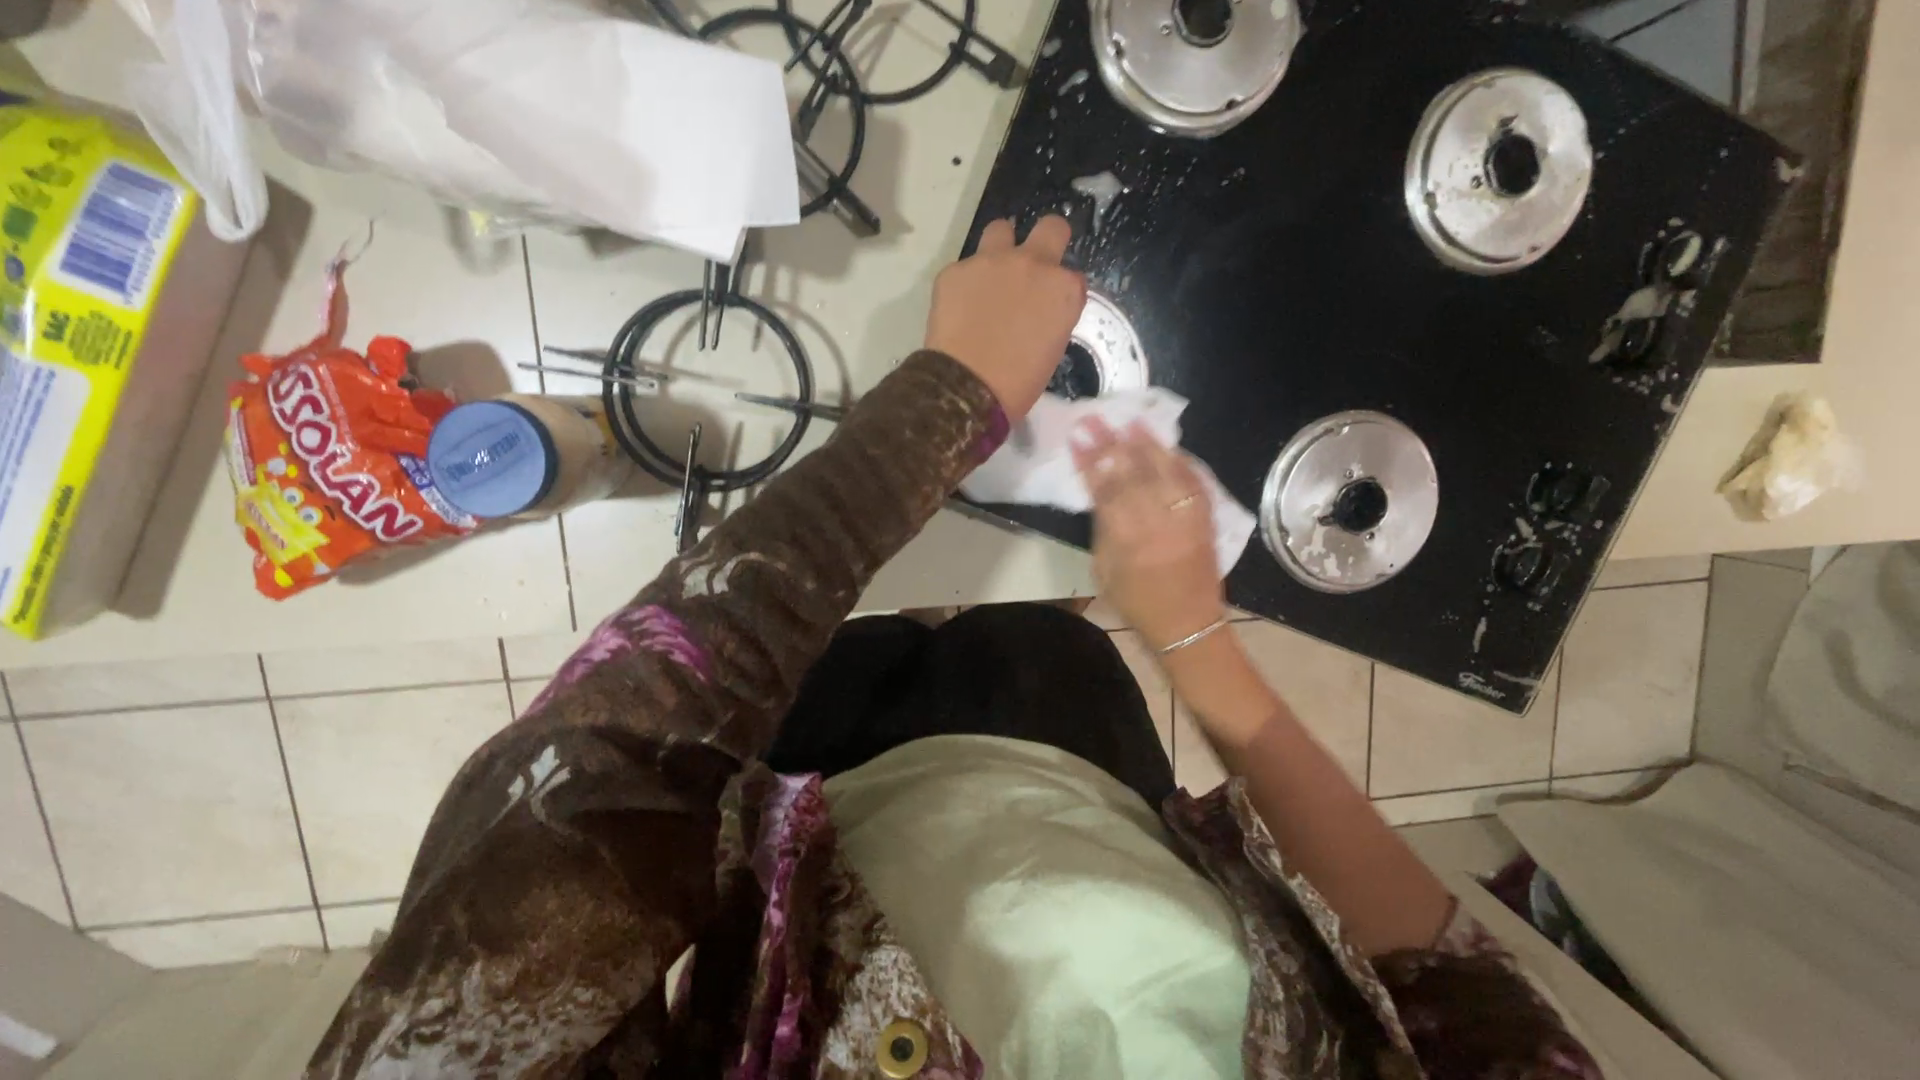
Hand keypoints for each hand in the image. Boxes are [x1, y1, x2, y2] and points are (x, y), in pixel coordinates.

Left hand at [924, 216, 1085, 419]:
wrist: (965, 389)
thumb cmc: (1018, 383)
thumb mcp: (1052, 349)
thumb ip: (1052, 315)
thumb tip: (1038, 308)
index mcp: (1063, 289)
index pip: (1071, 275)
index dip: (1060, 289)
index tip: (1048, 306)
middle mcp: (1032, 264)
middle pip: (1051, 227)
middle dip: (1046, 239)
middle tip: (1032, 265)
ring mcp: (991, 261)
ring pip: (1000, 230)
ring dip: (1000, 248)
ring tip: (990, 278)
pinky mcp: (955, 270)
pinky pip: (964, 267)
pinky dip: (964, 284)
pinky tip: (958, 310)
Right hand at [1071, 418, 1226, 651]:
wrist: (1187, 624)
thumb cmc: (1136, 602)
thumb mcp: (1104, 569)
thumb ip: (1104, 529)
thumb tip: (1101, 495)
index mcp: (1125, 539)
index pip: (1104, 489)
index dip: (1090, 461)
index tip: (1078, 436)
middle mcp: (1156, 524)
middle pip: (1131, 473)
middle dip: (1111, 443)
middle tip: (1097, 418)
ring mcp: (1184, 519)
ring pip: (1165, 472)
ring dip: (1148, 444)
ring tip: (1132, 422)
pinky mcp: (1206, 520)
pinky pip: (1194, 483)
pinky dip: (1180, 463)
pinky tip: (1167, 447)